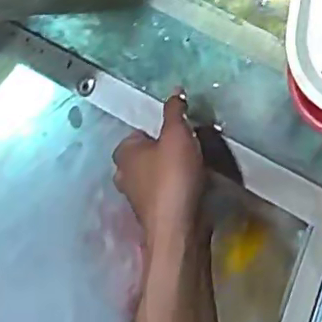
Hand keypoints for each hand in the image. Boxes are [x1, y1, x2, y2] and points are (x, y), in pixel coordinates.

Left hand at [113, 93, 206, 252]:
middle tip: (189, 143)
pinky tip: (196, 184)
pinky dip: (179, 187)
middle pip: (148, 153)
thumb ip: (175, 110)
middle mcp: (125, 176)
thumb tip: (175, 91)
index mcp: (124, 153)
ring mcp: (138, 199)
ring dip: (174, 169)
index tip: (180, 128)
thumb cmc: (173, 176)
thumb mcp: (176, 133)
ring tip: (197, 163)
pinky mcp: (155, 216)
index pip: (139, 131)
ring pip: (157, 174)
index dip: (159, 128)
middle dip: (167, 149)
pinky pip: (167, 191)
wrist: (180, 231)